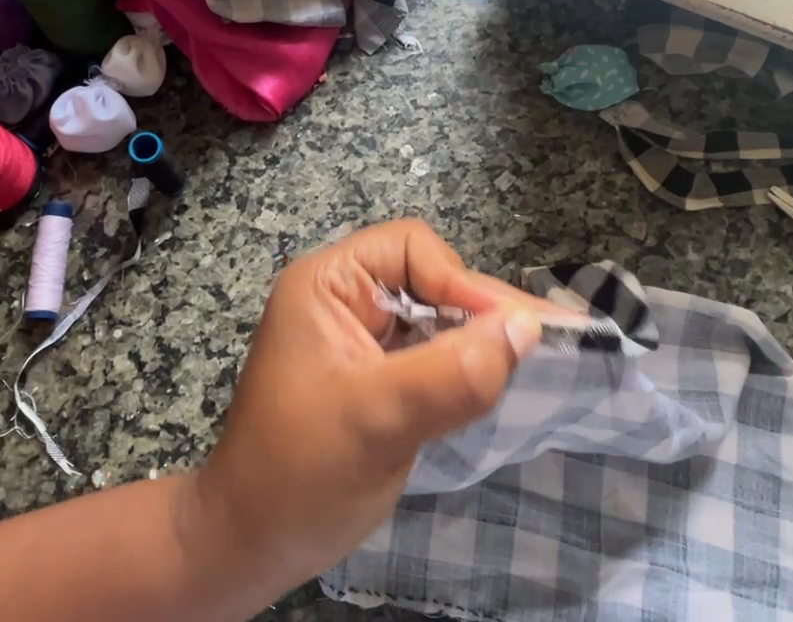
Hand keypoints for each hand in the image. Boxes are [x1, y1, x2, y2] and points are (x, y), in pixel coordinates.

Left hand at [183, 219, 559, 587]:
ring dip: (474, 341)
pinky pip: (430, 353)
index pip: (410, 249)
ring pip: (435, 317)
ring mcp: (359, 337)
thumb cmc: (298, 473)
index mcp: (326, 284)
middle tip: (540, 347)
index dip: (461, 282)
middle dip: (477, 312)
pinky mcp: (375, 375)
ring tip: (526, 364)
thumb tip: (525, 330)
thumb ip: (449, 375)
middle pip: (428, 279)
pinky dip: (461, 368)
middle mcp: (343, 299)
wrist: (252, 542)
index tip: (510, 331)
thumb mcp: (375, 420)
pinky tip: (490, 385)